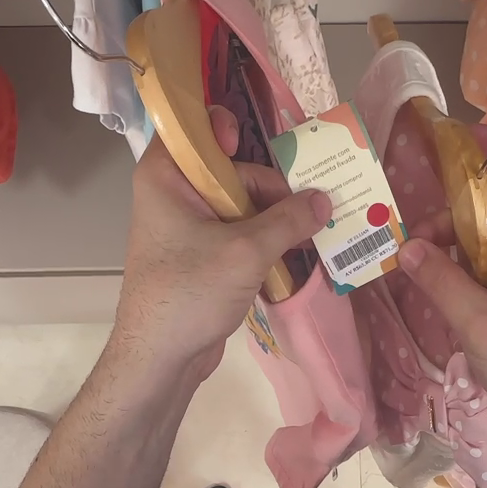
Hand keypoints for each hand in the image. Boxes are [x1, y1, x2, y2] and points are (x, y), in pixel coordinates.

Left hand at [112, 108, 331, 380]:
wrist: (161, 358)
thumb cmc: (191, 292)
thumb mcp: (246, 251)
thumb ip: (289, 221)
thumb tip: (325, 199)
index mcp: (166, 176)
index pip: (195, 129)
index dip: (227, 129)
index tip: (256, 150)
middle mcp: (173, 195)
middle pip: (229, 172)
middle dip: (269, 190)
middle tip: (306, 209)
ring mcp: (187, 231)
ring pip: (238, 208)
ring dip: (272, 221)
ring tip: (309, 235)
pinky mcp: (200, 261)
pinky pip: (236, 238)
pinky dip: (262, 244)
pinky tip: (292, 255)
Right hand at [395, 128, 486, 428]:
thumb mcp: (479, 321)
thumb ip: (440, 281)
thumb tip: (404, 246)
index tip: (465, 141)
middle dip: (454, 218)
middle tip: (413, 236)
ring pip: (484, 246)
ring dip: (449, 250)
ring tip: (413, 265)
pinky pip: (482, 273)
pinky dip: (456, 274)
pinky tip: (428, 284)